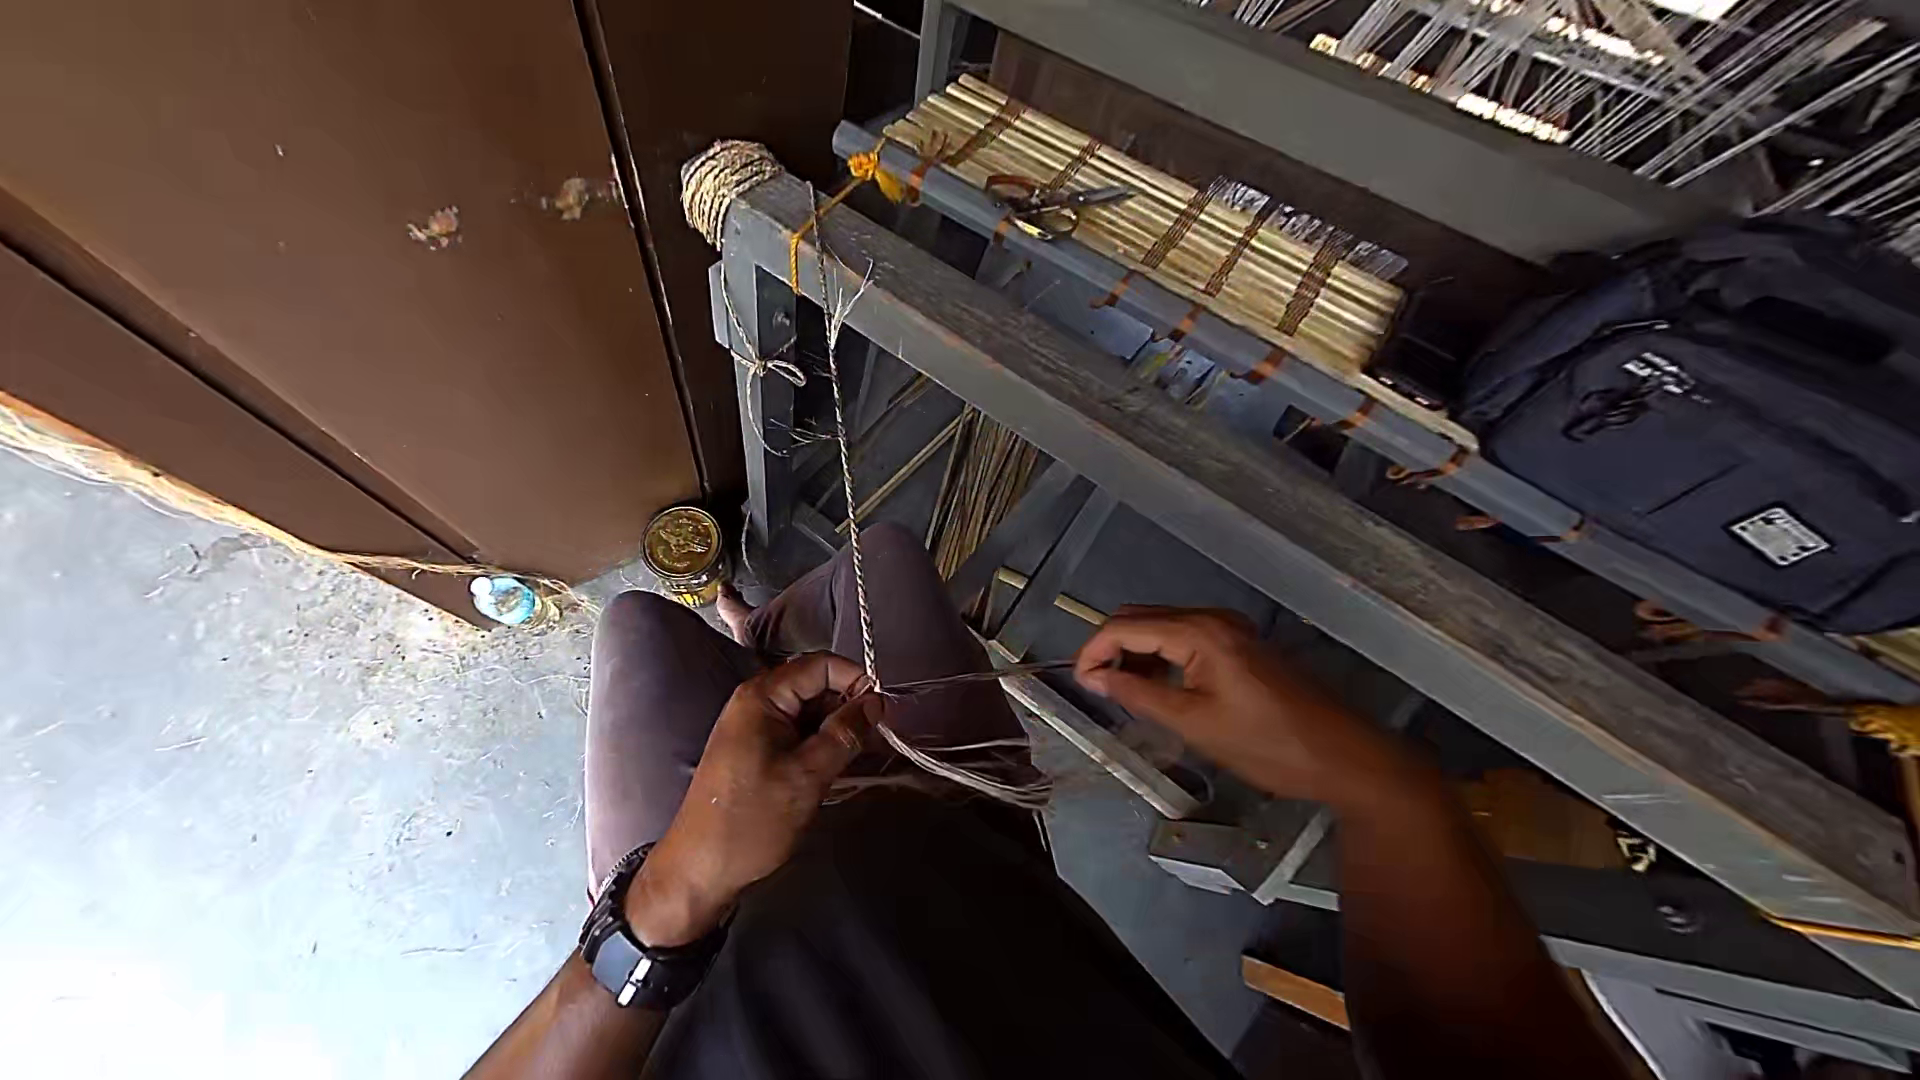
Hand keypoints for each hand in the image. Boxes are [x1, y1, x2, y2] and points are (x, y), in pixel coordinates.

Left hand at [625, 652, 876, 945]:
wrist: (698, 872)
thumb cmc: (750, 822)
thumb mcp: (808, 775)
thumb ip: (846, 732)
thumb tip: (877, 702)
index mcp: (762, 696)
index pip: (821, 665)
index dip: (855, 680)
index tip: (881, 710)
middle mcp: (756, 701)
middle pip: (815, 684)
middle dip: (848, 704)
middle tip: (875, 736)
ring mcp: (754, 724)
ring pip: (809, 709)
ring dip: (837, 726)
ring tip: (860, 754)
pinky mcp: (756, 747)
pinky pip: (797, 730)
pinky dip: (820, 741)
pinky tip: (837, 764)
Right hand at [1074, 607, 1421, 806]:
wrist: (1344, 756)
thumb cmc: (1267, 744)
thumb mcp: (1193, 722)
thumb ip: (1136, 693)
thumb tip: (1092, 676)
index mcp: (1198, 631)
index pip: (1124, 626)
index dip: (1093, 650)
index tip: (1078, 681)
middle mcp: (1210, 617)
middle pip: (1139, 617)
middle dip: (1110, 647)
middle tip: (1098, 687)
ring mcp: (1227, 626)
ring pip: (1160, 626)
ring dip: (1135, 652)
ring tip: (1125, 692)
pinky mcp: (1238, 641)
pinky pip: (1183, 636)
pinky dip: (1160, 655)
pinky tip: (1158, 686)